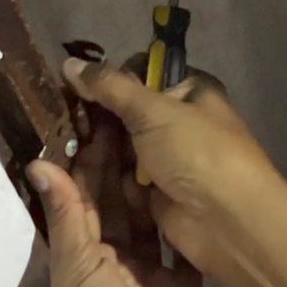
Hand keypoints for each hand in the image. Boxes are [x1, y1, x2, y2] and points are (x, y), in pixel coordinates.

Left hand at [29, 115, 212, 286]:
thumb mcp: (75, 273)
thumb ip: (68, 216)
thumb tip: (39, 164)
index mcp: (79, 263)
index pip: (82, 201)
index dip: (86, 161)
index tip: (93, 116)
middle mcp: (115, 264)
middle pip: (116, 203)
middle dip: (118, 160)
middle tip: (127, 110)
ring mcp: (154, 274)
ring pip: (149, 215)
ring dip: (148, 177)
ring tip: (154, 127)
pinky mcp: (190, 283)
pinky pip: (184, 241)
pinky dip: (183, 209)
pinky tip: (186, 170)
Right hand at [61, 56, 281, 276]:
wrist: (228, 223)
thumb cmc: (197, 153)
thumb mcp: (153, 110)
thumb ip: (110, 87)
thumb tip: (70, 63)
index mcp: (191, 91)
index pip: (144, 72)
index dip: (112, 78)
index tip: (77, 84)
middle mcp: (181, 121)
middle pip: (130, 112)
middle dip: (100, 116)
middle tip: (60, 116)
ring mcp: (170, 160)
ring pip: (124, 146)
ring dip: (99, 147)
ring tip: (59, 142)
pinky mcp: (157, 193)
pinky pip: (124, 178)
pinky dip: (106, 177)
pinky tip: (72, 173)